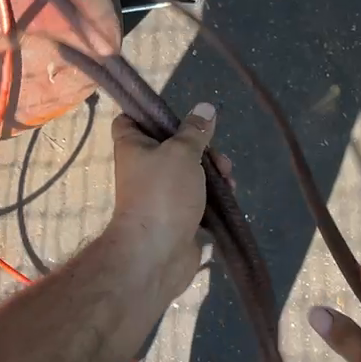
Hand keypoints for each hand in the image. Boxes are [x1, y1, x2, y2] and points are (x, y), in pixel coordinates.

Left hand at [106, 103, 214, 302]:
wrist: (157, 253)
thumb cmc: (162, 193)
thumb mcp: (182, 152)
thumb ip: (195, 131)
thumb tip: (205, 108)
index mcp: (132, 145)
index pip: (131, 119)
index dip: (150, 113)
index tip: (176, 114)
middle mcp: (142, 167)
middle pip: (172, 145)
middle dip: (200, 148)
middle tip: (218, 158)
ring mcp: (159, 193)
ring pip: (189, 172)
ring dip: (212, 173)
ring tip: (228, 180)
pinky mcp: (177, 216)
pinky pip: (197, 198)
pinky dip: (213, 196)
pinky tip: (229, 195)